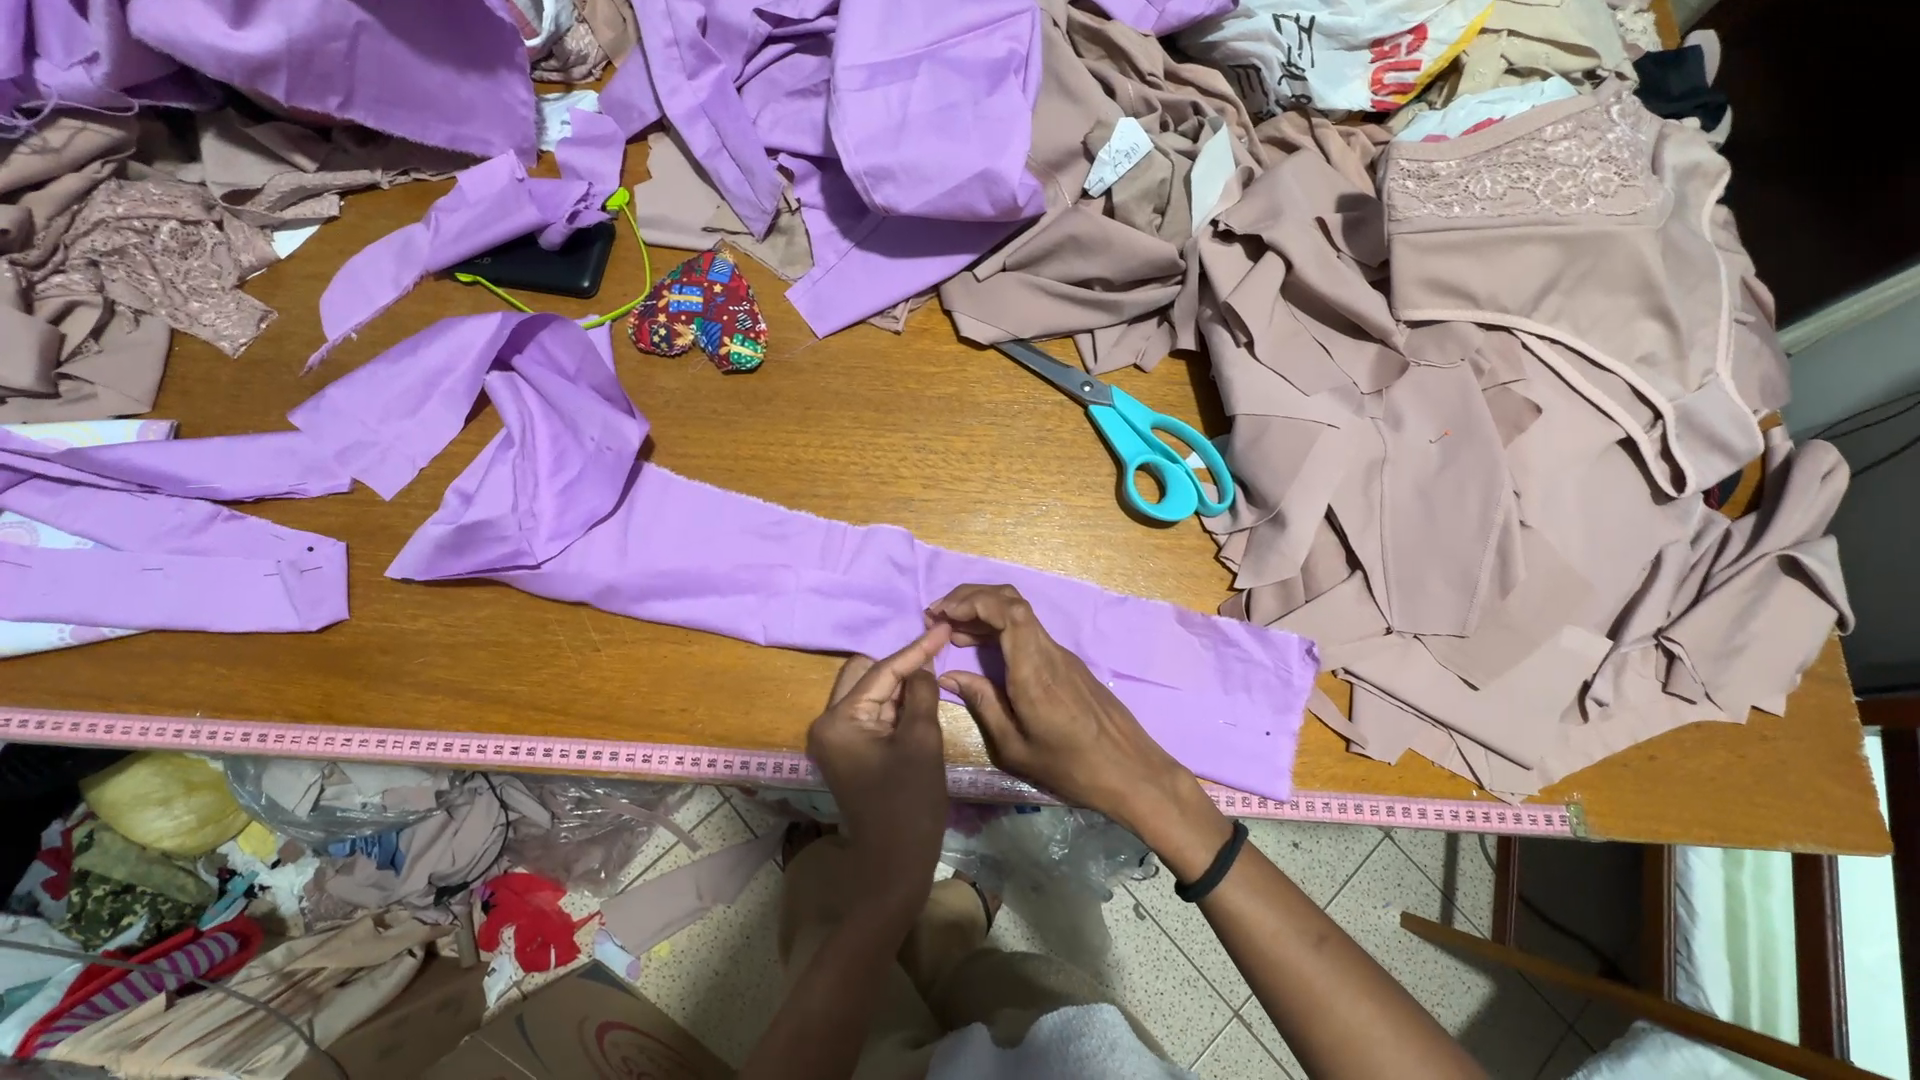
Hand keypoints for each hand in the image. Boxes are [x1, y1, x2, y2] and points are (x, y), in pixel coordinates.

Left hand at [807, 624, 952, 917]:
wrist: (894, 863)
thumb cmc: (910, 803)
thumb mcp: (922, 741)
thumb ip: (920, 694)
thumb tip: (921, 667)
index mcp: (838, 720)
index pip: (880, 672)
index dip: (916, 650)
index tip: (943, 627)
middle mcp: (826, 724)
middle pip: (865, 675)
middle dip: (901, 665)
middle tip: (938, 654)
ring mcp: (834, 739)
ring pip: (868, 693)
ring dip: (898, 685)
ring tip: (933, 672)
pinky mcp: (847, 751)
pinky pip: (871, 713)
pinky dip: (894, 705)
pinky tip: (918, 698)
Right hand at [927, 584, 1219, 850]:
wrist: (1131, 771)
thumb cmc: (1071, 768)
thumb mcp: (1015, 746)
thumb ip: (982, 704)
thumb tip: (950, 674)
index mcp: (1033, 670)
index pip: (1007, 610)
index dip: (971, 601)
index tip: (941, 612)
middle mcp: (1049, 652)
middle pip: (1011, 600)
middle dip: (971, 598)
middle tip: (937, 616)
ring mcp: (1061, 655)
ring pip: (1019, 614)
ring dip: (983, 612)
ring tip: (950, 631)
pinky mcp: (1067, 664)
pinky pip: (1027, 632)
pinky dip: (998, 628)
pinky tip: (980, 647)